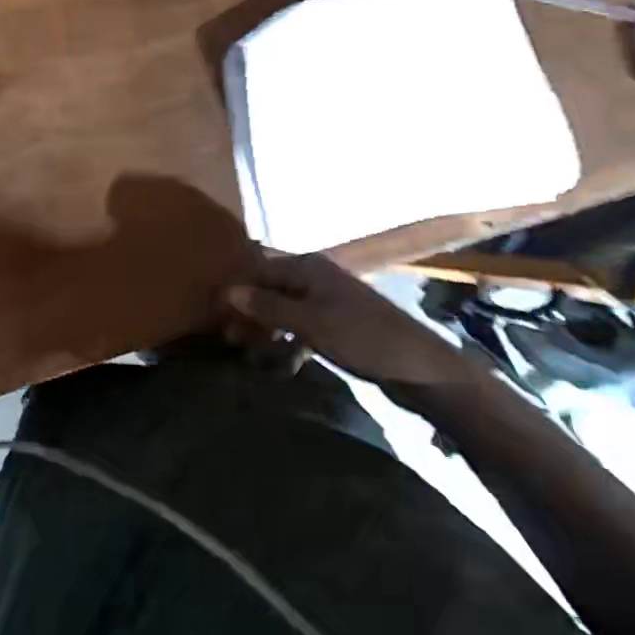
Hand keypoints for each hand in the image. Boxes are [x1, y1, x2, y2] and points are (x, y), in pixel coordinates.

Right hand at [224, 253, 472, 386]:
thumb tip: (229, 290)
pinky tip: (285, 366)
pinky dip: (292, 345)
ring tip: (249, 355)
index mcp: (309, 268)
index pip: (261, 271)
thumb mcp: (310, 323)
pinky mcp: (340, 326)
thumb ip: (269, 306)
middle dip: (251, 313)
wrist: (418, 366)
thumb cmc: (361, 337)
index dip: (238, 291)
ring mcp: (330, 302)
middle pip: (273, 290)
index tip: (216, 315)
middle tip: (229, 339)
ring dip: (269, 331)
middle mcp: (317, 277)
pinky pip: (305, 329)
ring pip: (287, 311)